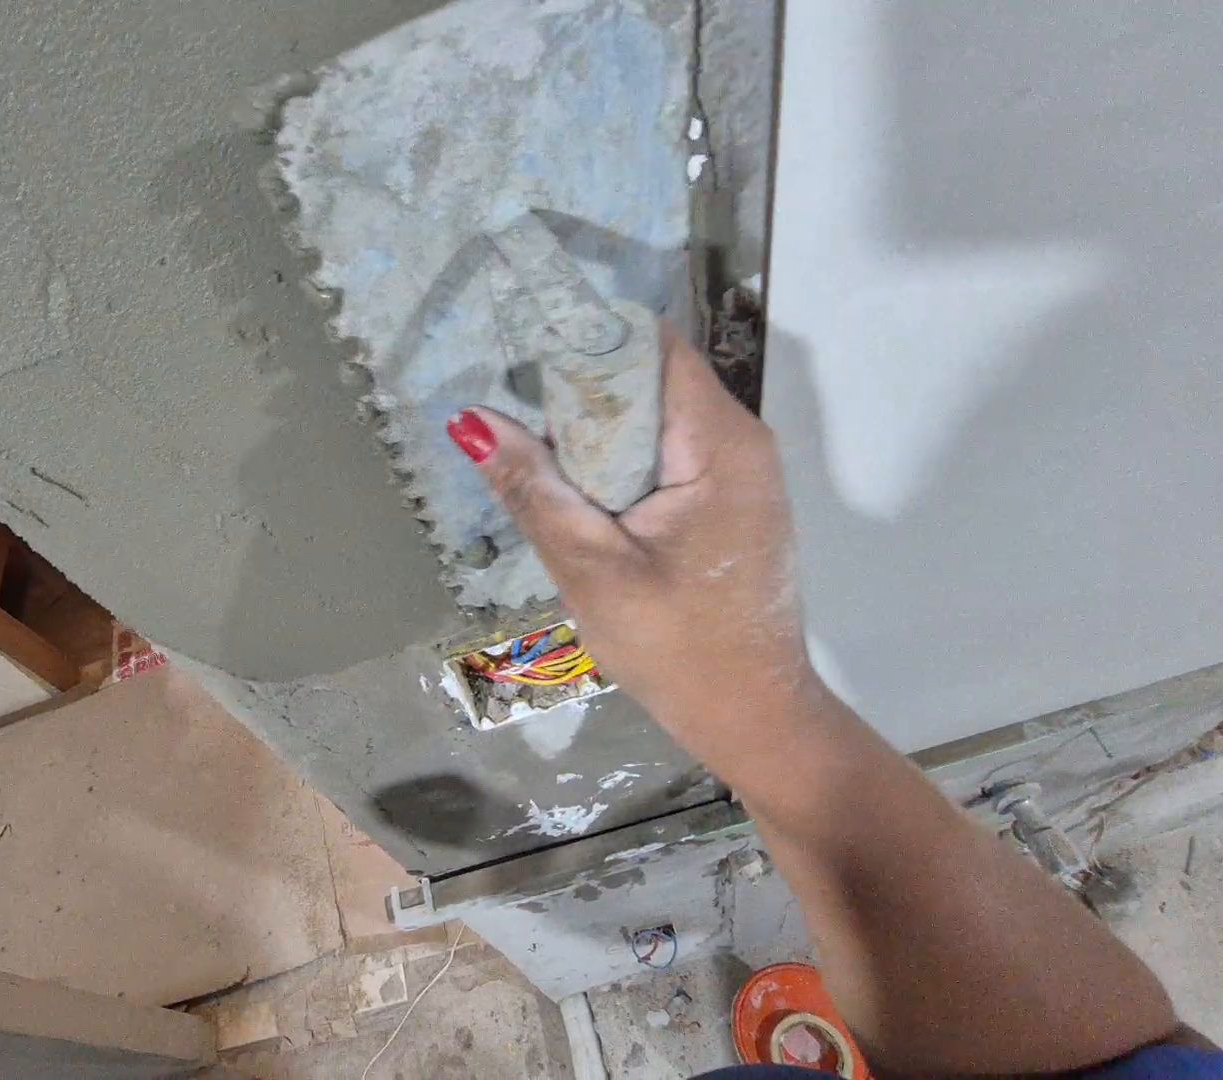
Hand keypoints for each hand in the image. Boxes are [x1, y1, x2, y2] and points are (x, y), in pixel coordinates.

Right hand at [446, 327, 810, 724]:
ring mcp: (734, 472)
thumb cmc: (676, 649)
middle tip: (510, 410)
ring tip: (529, 449)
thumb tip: (472, 421)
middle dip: (578, 390)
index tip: (520, 352)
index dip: (586, 340)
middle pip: (649, 379)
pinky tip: (572, 487)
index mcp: (719, 444)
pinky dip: (614, 461)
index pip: (652, 348)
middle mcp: (737, 442)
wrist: (751, 717)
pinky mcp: (722, 501)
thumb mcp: (590, 568)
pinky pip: (661, 455)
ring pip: (651, 419)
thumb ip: (533, 489)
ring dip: (592, 431)